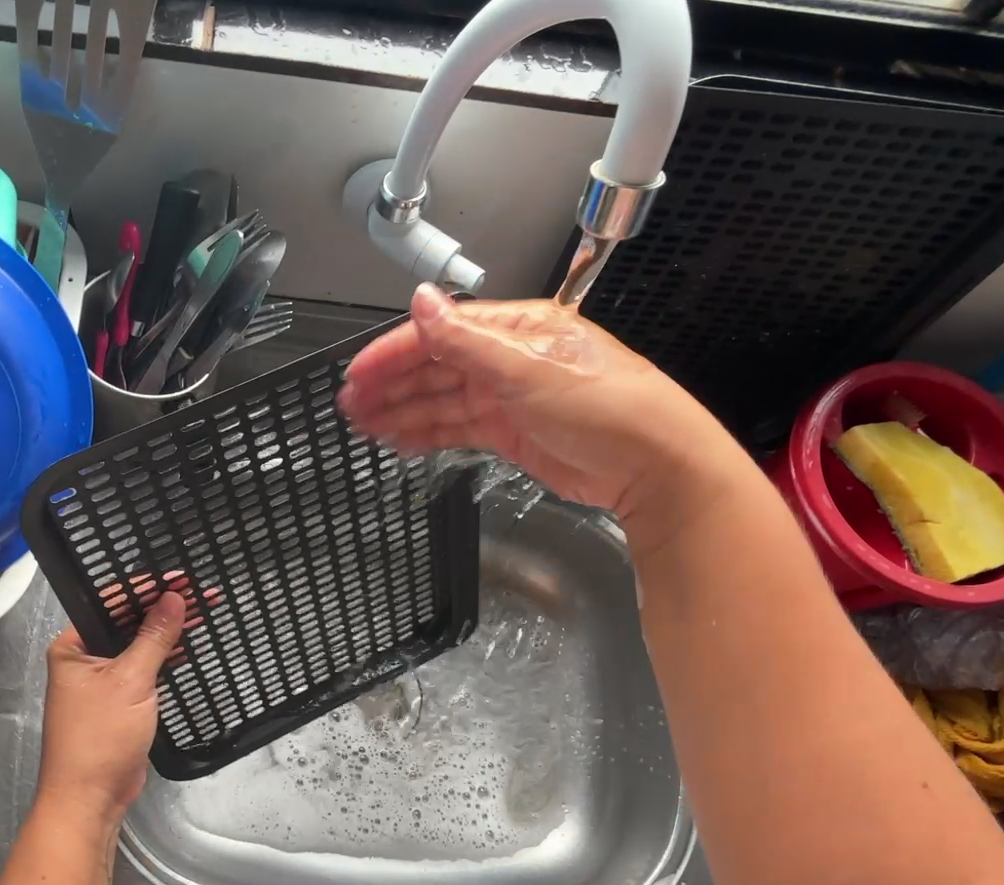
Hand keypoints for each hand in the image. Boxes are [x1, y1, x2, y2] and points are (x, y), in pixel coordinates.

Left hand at [38, 590, 186, 825]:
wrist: (89, 799)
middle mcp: (84, 658)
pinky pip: (143, 669)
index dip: (147, 588)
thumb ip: (154, 637)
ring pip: (138, 645)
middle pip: (127, 622)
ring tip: (204, 611)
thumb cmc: (100, 736)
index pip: (111, 603)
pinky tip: (189, 645)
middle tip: (201, 592)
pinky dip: (164, 658)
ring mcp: (102, 680)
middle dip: (162, 608)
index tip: (181, 577)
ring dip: (167, 632)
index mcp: (73, 645)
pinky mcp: (119, 701)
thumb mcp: (131, 681)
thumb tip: (175, 597)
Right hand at [338, 283, 741, 541]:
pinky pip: (455, 429)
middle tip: (351, 403)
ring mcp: (506, 397)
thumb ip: (466, 340)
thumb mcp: (528, 369)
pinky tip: (400, 439)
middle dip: (388, 385)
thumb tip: (424, 301)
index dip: (392, 353)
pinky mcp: (509, 432)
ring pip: (439, 401)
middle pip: (432, 368)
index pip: (437, 334)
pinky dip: (426, 434)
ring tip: (364, 424)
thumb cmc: (613, 408)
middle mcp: (506, 359)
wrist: (653, 465)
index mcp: (512, 330)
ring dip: (400, 411)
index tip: (358, 373)